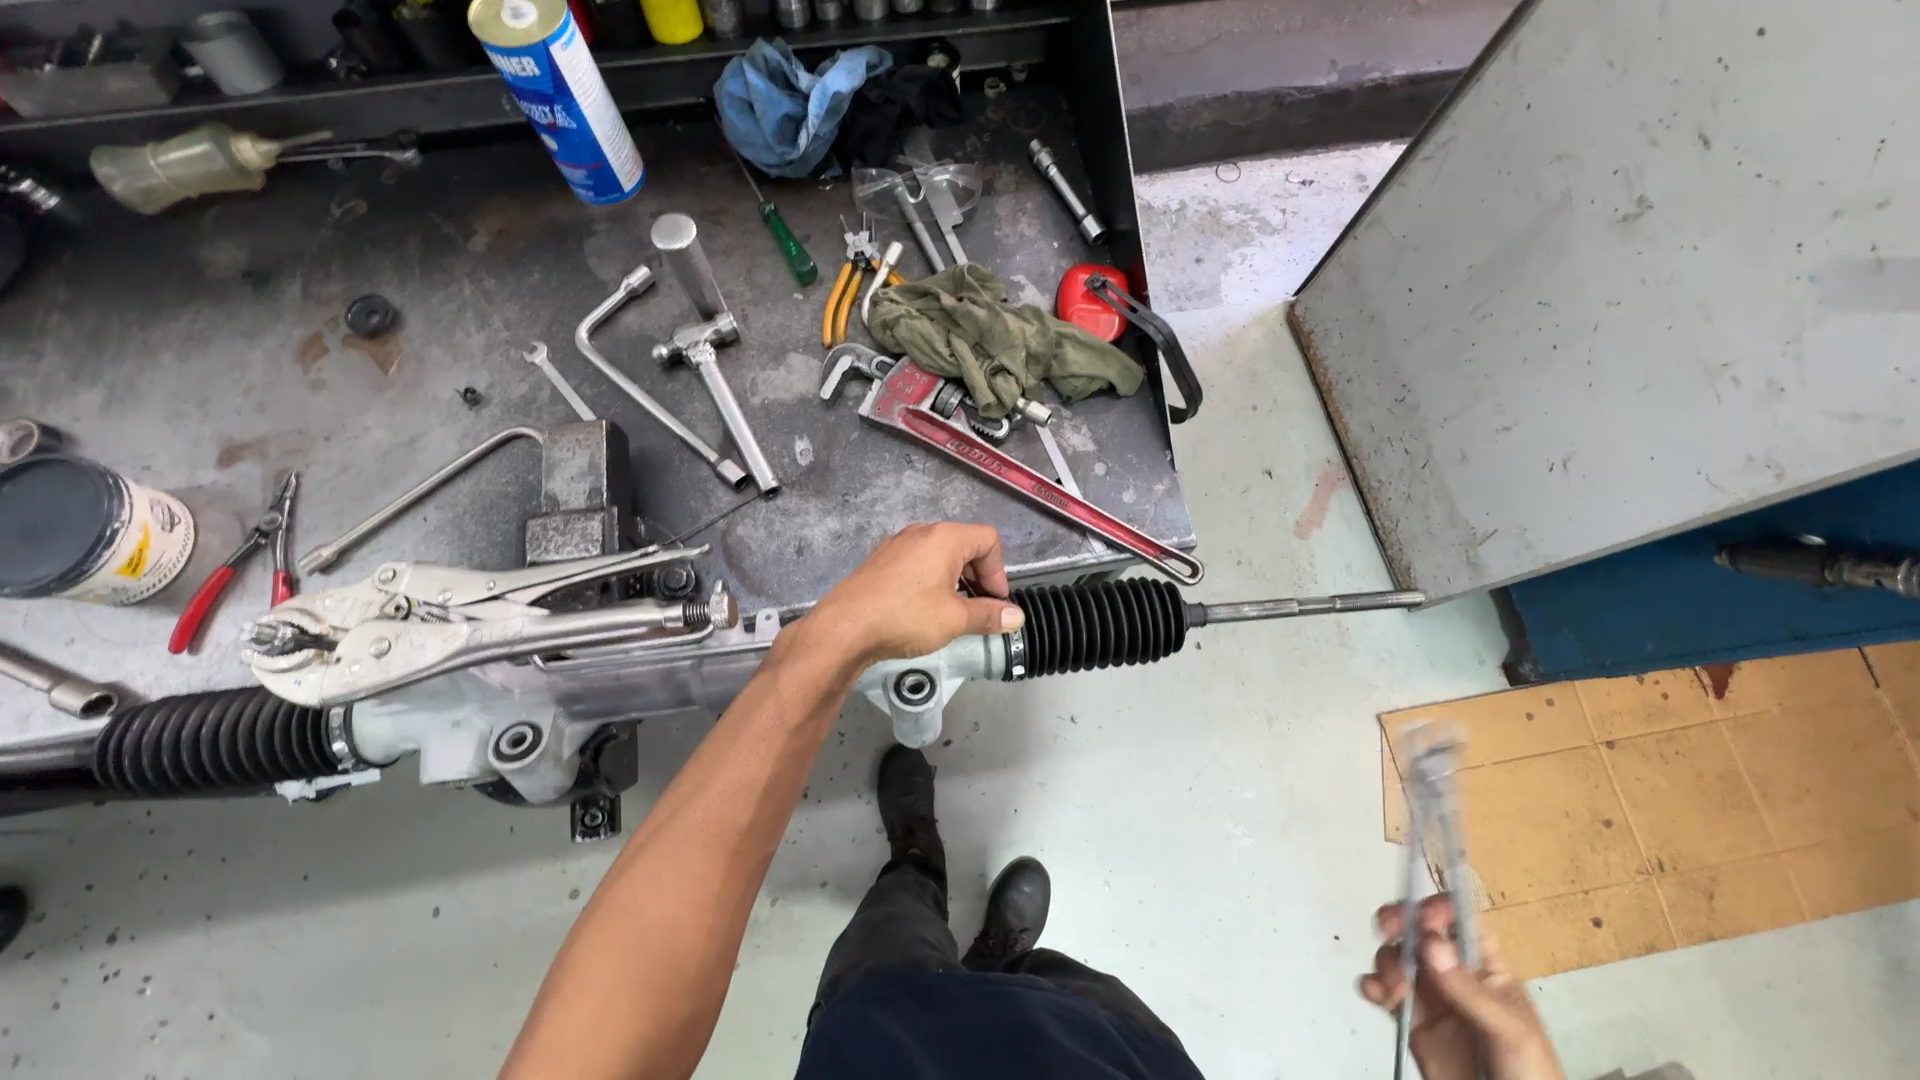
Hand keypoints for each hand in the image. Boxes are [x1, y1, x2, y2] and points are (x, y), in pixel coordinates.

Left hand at [807, 524, 1025, 666]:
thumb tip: (1017, 617)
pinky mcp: (879, 562)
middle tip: (978, 609)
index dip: (999, 571)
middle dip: (978, 577)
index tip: (994, 603)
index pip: (989, 539)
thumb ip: (989, 615)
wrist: (844, 628)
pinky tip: (922, 610)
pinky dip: (930, 581)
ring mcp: (897, 545)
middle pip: (965, 545)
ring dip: (954, 581)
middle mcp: (921, 532)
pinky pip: (917, 564)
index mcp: (945, 537)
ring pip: (939, 555)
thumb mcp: (955, 619)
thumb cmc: (906, 617)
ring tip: (952, 613)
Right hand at [1358, 895, 1564, 1079]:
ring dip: (1386, 961)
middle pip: (1419, 929)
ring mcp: (1431, 997)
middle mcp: (1455, 974)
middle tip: (1386, 929)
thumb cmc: (1529, 1075)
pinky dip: (1371, 985)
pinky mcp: (1411, 1021)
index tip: (1423, 919)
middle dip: (1398, 920)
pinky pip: (1382, 991)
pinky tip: (1375, 994)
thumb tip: (1429, 941)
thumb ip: (1469, 990)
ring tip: (1394, 990)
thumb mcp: (1511, 1033)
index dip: (1441, 909)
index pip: (1464, 921)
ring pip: (1396, 956)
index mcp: (1488, 969)